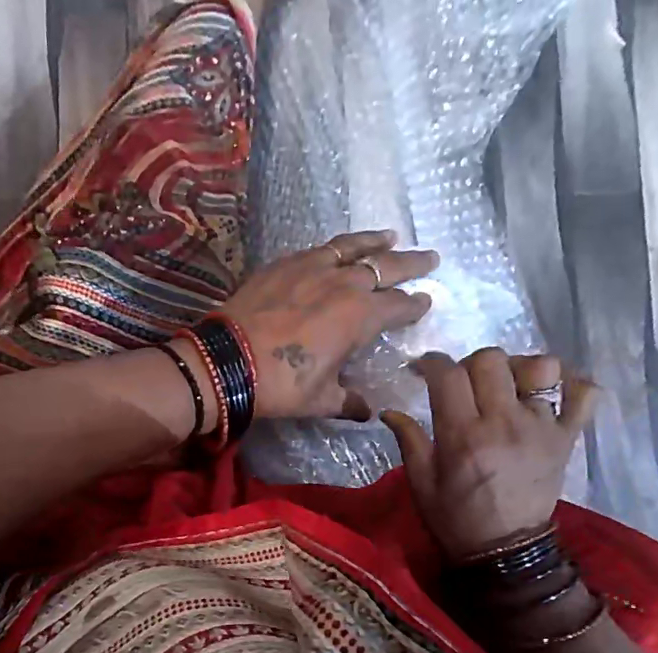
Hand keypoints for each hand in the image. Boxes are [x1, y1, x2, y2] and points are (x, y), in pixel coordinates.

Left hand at [217, 229, 436, 420]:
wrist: (226, 362)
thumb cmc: (280, 385)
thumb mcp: (319, 400)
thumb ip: (347, 401)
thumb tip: (366, 411)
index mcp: (360, 316)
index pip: (399, 306)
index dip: (415, 306)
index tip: (425, 303)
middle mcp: (343, 283)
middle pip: (386, 266)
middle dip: (411, 264)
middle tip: (430, 258)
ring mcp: (311, 267)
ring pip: (352, 247)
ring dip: (375, 242)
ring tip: (390, 237)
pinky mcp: (283, 264)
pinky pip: (318, 249)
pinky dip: (335, 248)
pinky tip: (336, 251)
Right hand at [382, 350, 597, 559]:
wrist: (504, 551)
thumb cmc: (455, 518)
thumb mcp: (420, 483)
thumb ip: (409, 441)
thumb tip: (389, 411)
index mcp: (462, 435)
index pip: (448, 375)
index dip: (432, 363)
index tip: (423, 370)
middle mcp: (504, 422)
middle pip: (491, 360)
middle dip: (470, 363)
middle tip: (464, 382)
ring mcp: (541, 427)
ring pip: (540, 367)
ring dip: (519, 368)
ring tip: (507, 386)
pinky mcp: (567, 437)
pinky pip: (585, 394)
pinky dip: (573, 384)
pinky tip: (551, 392)